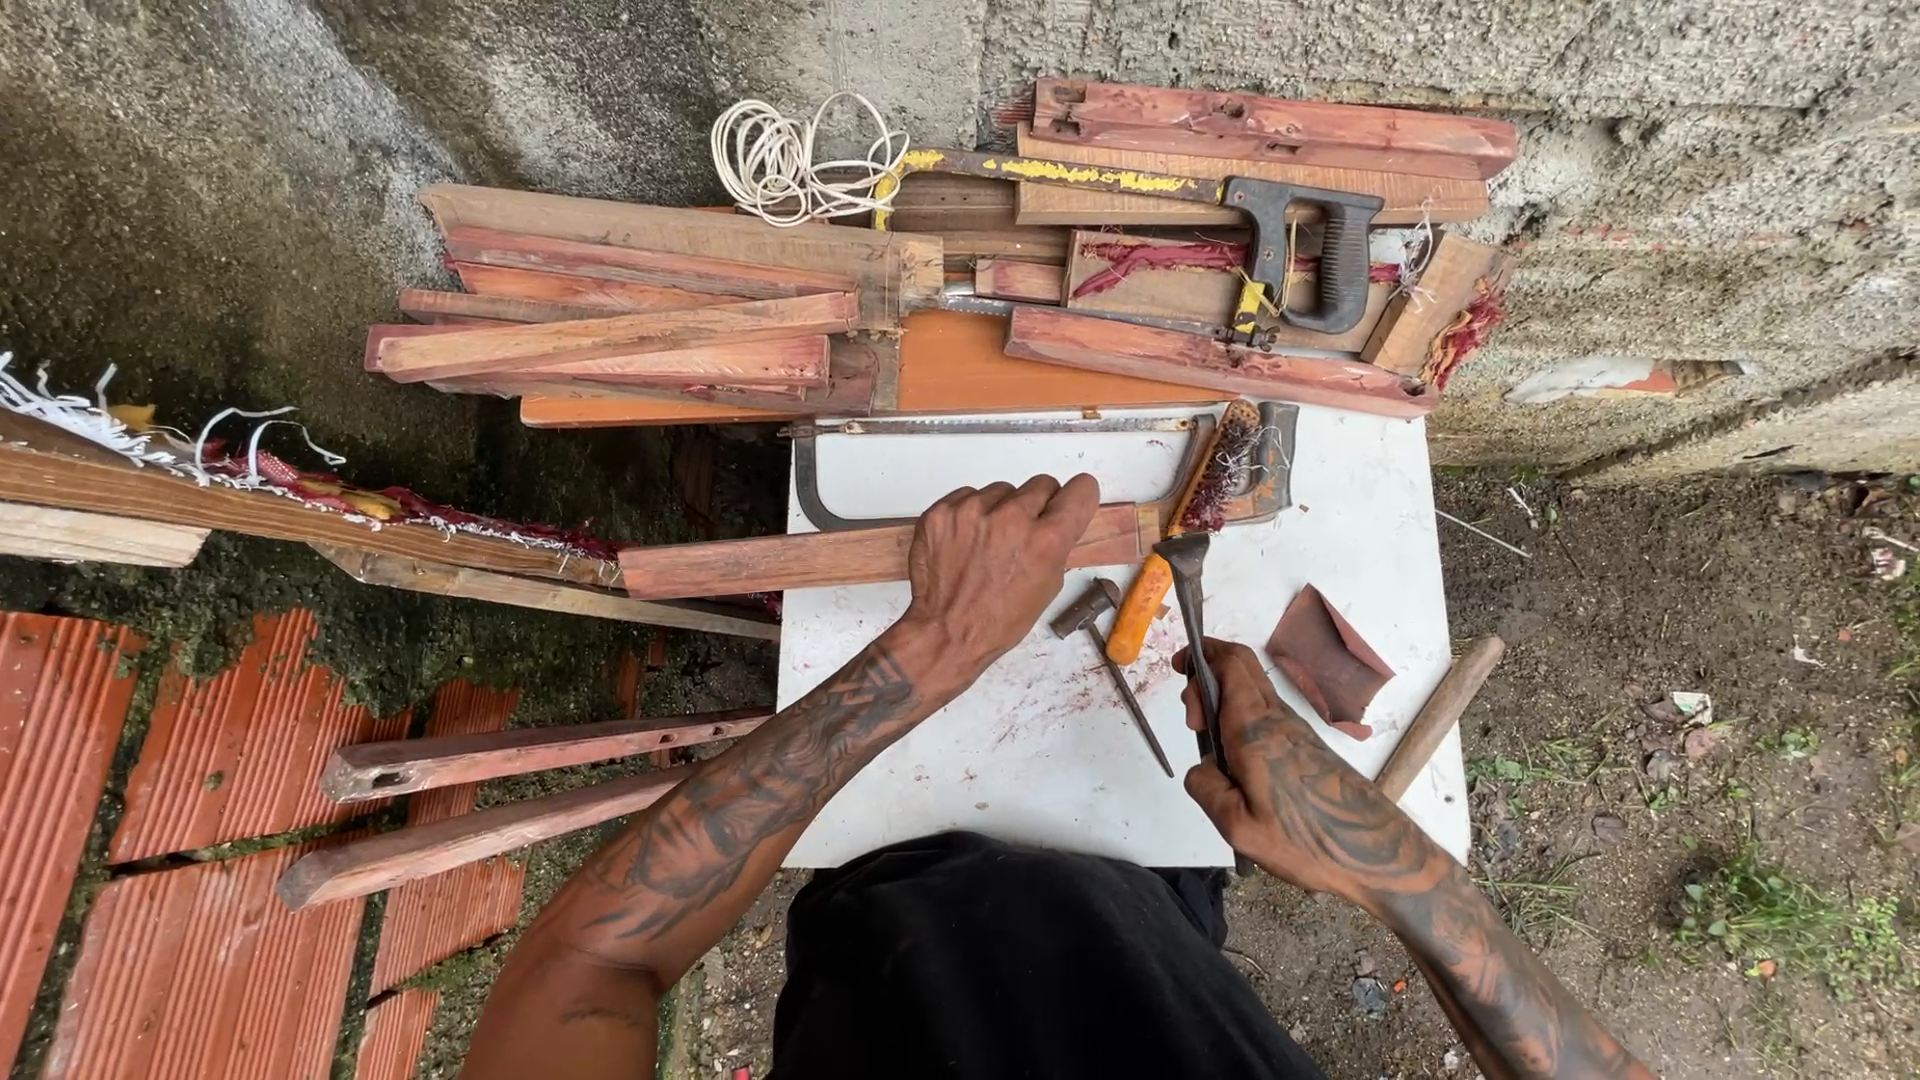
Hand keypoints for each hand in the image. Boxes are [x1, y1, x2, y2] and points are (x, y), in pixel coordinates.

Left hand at [893, 474, 1099, 688]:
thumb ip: (1057, 543)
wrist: (946, 631)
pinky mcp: (941, 512)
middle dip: (1037, 507)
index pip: (1080, 489)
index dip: (1076, 499)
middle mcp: (1010, 518)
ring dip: (1000, 510)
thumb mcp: (1049, 585)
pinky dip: (969, 515)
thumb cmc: (1001, 618)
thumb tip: (1057, 516)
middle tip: (1022, 535)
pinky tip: (964, 543)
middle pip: (1041, 484)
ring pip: (1002, 490)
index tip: (1067, 506)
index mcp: (1045, 540)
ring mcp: (971, 512)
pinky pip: (967, 496)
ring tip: (988, 544)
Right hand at [1175, 638, 1435, 905]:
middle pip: (1240, 664)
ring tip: (1208, 739)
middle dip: (1205, 671)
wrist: (1377, 855)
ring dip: (1221, 696)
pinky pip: (1263, 709)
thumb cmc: (1307, 841)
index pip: (1228, 662)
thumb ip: (1205, 787)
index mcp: (1254, 728)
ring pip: (1251, 686)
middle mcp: (1275, 717)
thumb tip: (1204, 768)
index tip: (1178, 673)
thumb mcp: (1237, 826)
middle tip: (1192, 715)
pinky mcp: (1304, 744)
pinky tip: (1234, 756)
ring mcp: (1293, 728)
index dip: (1200, 655)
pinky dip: (1238, 713)